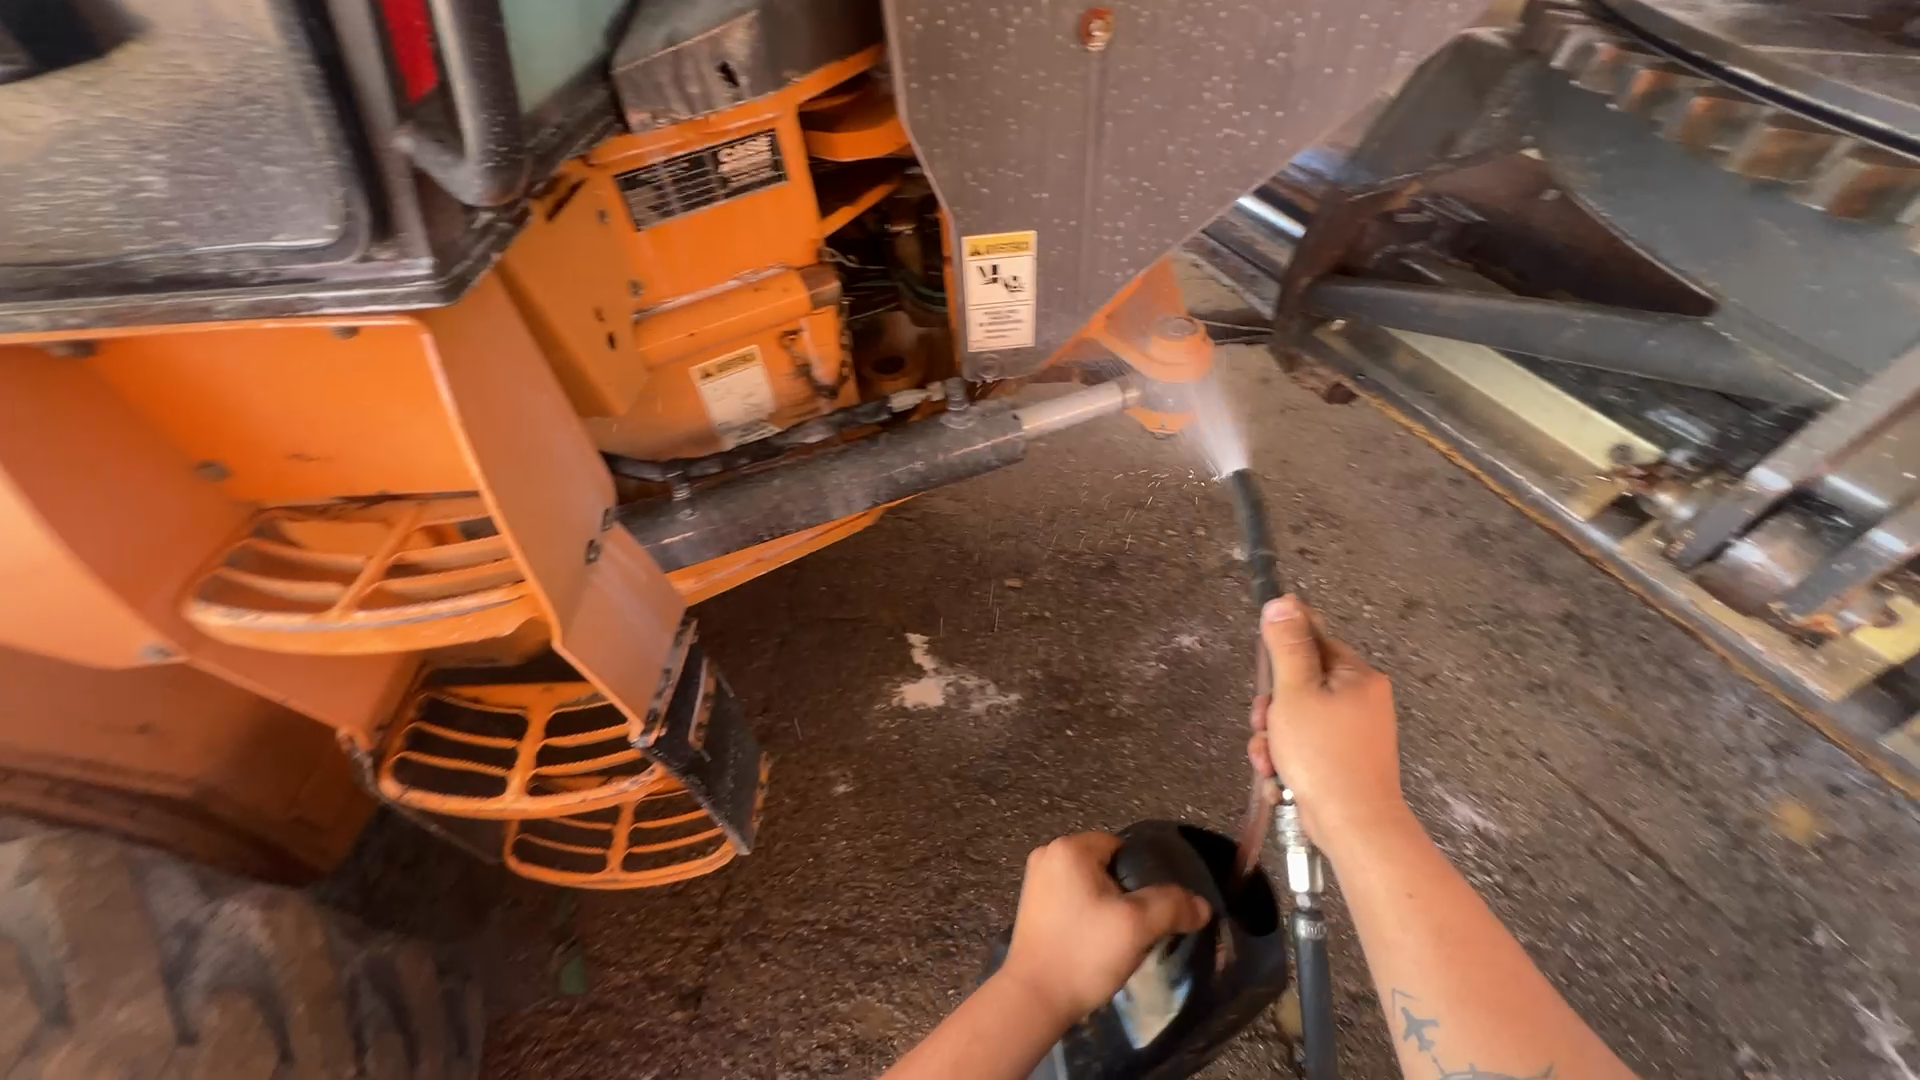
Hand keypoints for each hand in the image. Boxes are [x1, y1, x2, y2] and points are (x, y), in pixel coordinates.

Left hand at [998, 833, 1211, 1025]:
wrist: (1034, 999)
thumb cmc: (1083, 953)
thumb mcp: (1136, 927)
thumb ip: (1172, 907)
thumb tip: (1202, 905)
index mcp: (1068, 848)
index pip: (1120, 847)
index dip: (1142, 875)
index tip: (1152, 906)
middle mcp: (1047, 854)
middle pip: (1105, 865)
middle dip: (1125, 892)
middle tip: (1139, 925)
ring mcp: (1035, 880)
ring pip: (1089, 884)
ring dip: (1107, 905)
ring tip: (1119, 937)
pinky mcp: (1032, 906)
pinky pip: (1072, 899)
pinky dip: (1087, 915)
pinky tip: (1095, 942)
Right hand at [1246, 595, 1413, 852]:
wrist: (1354, 826)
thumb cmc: (1323, 754)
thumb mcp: (1295, 693)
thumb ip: (1286, 646)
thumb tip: (1283, 601)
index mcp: (1355, 675)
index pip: (1313, 638)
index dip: (1281, 648)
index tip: (1265, 669)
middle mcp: (1360, 698)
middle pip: (1298, 683)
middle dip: (1272, 708)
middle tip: (1265, 726)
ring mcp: (1353, 732)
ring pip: (1296, 718)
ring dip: (1273, 738)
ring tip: (1270, 762)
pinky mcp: (1344, 760)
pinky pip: (1305, 745)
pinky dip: (1287, 759)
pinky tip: (1279, 778)